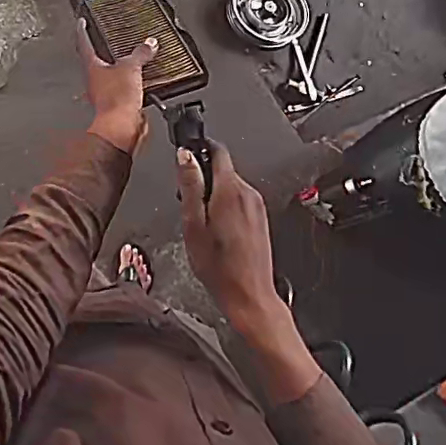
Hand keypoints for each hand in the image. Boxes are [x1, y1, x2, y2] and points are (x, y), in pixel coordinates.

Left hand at [76, 19, 155, 154]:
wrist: (121, 128)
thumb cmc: (116, 99)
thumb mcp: (131, 68)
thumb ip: (140, 54)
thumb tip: (149, 44)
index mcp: (92, 67)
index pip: (83, 43)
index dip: (82, 30)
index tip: (81, 21)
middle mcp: (94, 80)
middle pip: (95, 60)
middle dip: (102, 49)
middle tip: (107, 38)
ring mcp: (104, 93)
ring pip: (110, 75)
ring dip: (119, 66)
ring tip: (132, 58)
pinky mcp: (116, 104)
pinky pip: (123, 88)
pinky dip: (131, 82)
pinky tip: (141, 81)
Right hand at [177, 142, 284, 340]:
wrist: (249, 296)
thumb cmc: (220, 268)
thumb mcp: (193, 224)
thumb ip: (190, 185)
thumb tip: (185, 156)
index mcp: (230, 191)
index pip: (217, 149)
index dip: (199, 148)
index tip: (187, 157)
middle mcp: (248, 193)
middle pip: (222, 169)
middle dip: (204, 181)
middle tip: (191, 207)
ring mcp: (257, 206)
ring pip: (229, 185)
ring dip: (214, 196)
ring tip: (205, 225)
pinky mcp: (260, 217)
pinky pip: (239, 200)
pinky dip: (225, 208)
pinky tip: (219, 232)